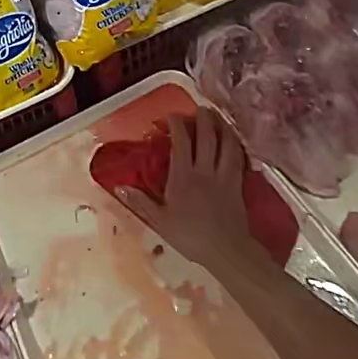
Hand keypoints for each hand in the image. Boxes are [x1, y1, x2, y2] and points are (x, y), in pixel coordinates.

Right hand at [110, 108, 270, 280]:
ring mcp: (224, 174)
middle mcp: (204, 170)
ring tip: (218, 116)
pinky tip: (234, 139)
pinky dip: (236, 143)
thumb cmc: (190, 236)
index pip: (181, 141)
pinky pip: (238, 156)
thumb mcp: (160, 221)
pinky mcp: (238, 182)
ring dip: (222, 125)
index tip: (172, 116)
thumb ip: (140, 201)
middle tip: (200, 107)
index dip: (177, 124)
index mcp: (183, 176)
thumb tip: (119, 186)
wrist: (226, 251)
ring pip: (226, 142)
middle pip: (207, 135)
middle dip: (203, 117)